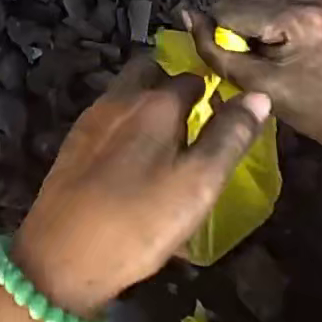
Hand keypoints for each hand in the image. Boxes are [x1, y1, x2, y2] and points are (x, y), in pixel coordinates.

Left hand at [10, 57, 270, 315]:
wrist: (63, 249)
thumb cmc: (141, 218)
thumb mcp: (198, 183)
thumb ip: (227, 137)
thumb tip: (257, 96)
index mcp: (154, 103)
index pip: (191, 78)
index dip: (211, 90)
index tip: (224, 112)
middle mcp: (119, 98)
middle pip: (149, 72)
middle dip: (172, 84)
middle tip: (194, 118)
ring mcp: (92, 117)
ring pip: (125, 92)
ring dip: (148, 102)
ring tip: (169, 140)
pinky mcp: (75, 139)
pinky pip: (108, 116)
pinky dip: (126, 122)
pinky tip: (135, 157)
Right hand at [181, 0, 321, 155]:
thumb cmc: (304, 105)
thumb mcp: (251, 84)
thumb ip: (210, 48)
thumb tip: (185, 13)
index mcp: (295, 22)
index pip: (226, 7)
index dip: (219, 30)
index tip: (236, 52)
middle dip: (227, 5)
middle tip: (241, 34)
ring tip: (250, 18)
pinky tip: (259, 2)